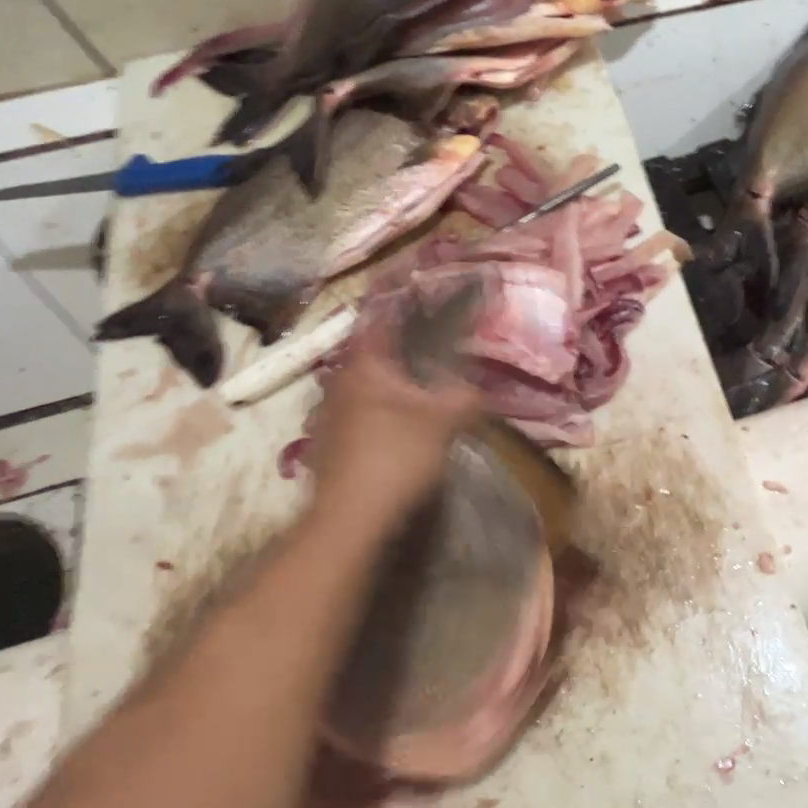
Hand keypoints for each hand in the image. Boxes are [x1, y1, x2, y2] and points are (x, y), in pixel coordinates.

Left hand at [304, 309, 479, 534]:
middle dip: (398, 346)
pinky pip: (361, 411)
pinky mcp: (331, 443)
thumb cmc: (396, 455)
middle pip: (371, 352)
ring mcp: (329, 414)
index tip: (423, 290)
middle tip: (429, 341)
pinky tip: (400, 422)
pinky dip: (381, 407)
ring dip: (388, 380)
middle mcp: (339, 382)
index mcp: (365, 365)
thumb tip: (477, 381)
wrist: (351, 517)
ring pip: (364, 384)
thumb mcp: (444, 420)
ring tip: (418, 381)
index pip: (381, 319)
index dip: (402, 302)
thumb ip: (463, 393)